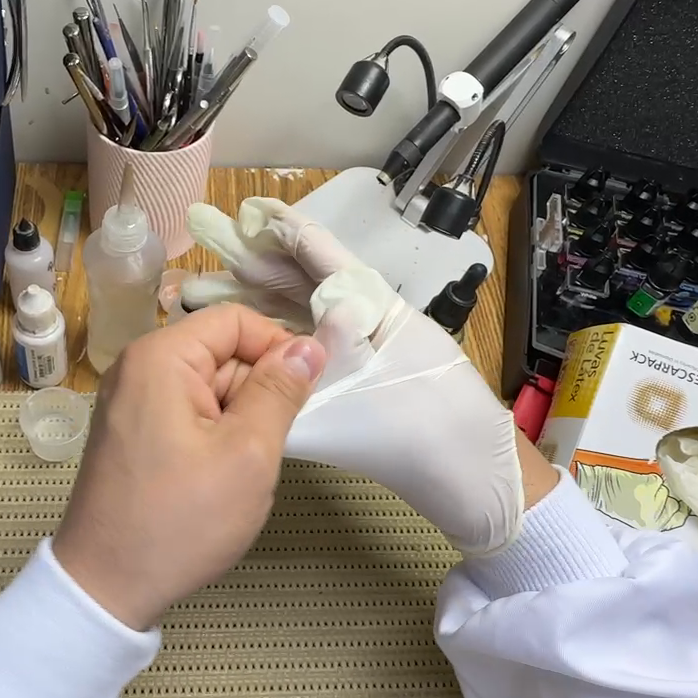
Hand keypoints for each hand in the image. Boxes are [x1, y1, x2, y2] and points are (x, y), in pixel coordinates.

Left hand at [52, 304, 327, 629]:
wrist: (105, 587)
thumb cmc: (178, 521)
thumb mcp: (247, 454)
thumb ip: (280, 391)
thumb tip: (309, 346)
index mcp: (160, 357)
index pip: (235, 320)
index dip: (278, 347)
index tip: (307, 392)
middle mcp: (138, 368)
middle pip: (221, 353)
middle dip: (257, 392)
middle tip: (266, 447)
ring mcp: (131, 402)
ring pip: (209, 387)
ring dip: (239, 420)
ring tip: (240, 469)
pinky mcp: (132, 432)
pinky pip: (188, 412)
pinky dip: (215, 435)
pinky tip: (218, 476)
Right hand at [185, 198, 552, 555]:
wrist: (476, 482)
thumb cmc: (421, 436)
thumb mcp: (356, 401)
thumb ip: (313, 365)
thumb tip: (270, 336)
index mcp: (377, 309)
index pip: (324, 258)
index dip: (285, 235)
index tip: (250, 215)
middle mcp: (374, 319)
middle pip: (313, 281)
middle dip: (266, 267)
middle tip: (222, 253)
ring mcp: (373, 348)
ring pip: (314, 312)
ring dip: (271, 300)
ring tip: (228, 288)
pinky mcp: (369, 377)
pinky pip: (318, 345)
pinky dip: (287, 335)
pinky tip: (260, 336)